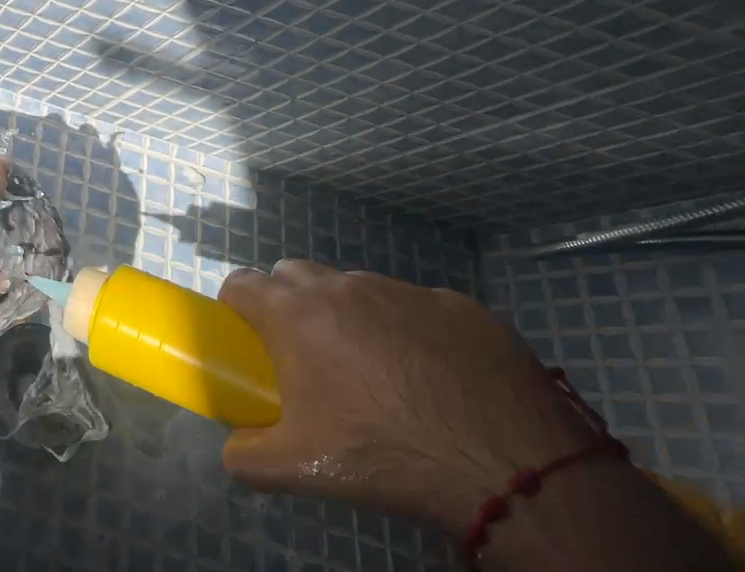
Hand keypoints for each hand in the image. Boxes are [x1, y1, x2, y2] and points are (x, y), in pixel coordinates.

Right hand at [217, 260, 602, 529]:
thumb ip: (245, 456)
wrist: (515, 472)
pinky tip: (436, 377)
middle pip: (294, 276)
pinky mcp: (462, 307)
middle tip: (310, 358)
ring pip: (358, 290)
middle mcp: (342, 287)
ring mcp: (405, 292)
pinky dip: (413, 332)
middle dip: (292, 306)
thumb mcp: (299, 469)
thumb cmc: (388, 456)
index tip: (253, 345)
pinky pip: (419, 309)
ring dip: (352, 317)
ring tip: (379, 372)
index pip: (240, 284)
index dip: (238, 310)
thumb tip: (233, 447)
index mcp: (293, 313)